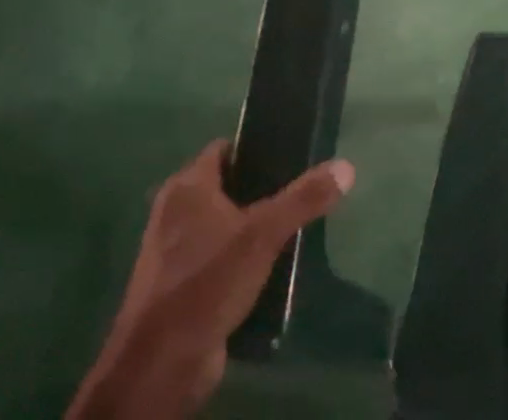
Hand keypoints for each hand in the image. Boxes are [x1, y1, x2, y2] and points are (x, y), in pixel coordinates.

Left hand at [67, 141, 354, 419]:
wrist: (161, 361)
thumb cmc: (207, 282)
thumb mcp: (263, 234)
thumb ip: (304, 198)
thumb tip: (346, 167)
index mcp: (186, 190)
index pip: (225, 149)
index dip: (259, 146)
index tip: (296, 153)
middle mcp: (175, 214)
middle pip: (229, 186)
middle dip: (266, 188)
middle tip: (307, 190)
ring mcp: (176, 252)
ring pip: (227, 223)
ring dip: (258, 224)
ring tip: (300, 224)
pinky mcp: (184, 284)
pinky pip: (223, 256)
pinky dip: (246, 255)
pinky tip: (278, 262)